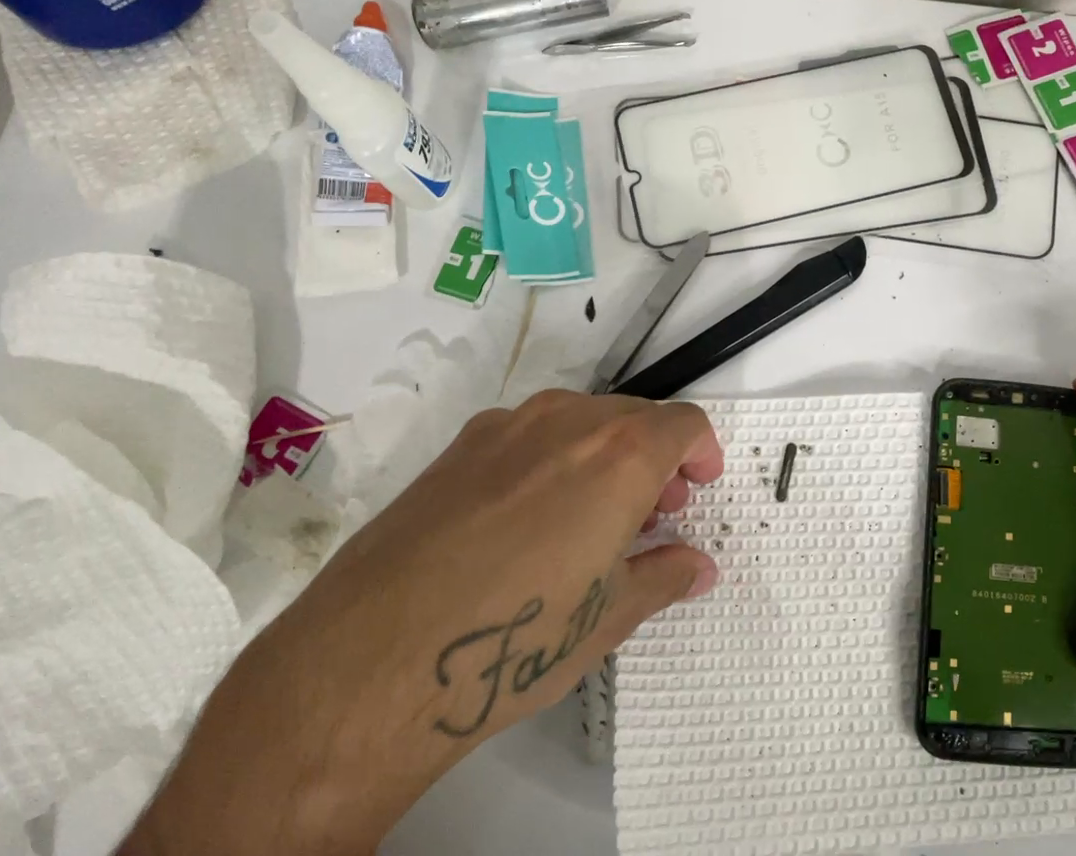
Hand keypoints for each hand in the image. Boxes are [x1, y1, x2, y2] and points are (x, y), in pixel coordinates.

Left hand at [124, 391, 721, 855]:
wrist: (373, 658)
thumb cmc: (517, 637)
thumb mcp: (610, 617)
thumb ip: (665, 577)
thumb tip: (697, 567)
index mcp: (618, 453)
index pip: (684, 424)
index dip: (702, 454)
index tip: (697, 493)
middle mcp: (564, 421)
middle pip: (633, 417)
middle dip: (656, 459)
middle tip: (652, 517)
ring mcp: (502, 429)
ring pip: (578, 421)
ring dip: (604, 456)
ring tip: (592, 521)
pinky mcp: (453, 450)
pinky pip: (526, 436)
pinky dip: (552, 460)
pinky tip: (529, 523)